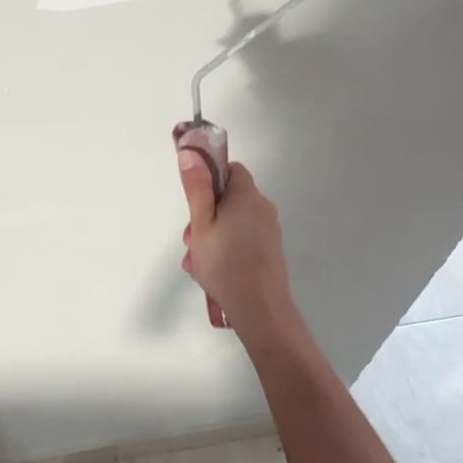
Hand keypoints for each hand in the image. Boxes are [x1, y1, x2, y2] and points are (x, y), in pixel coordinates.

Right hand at [179, 150, 297, 334]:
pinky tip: (214, 271)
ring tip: (198, 261)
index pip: (230, 170)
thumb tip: (191, 152)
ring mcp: (270, 231)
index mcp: (247, 196)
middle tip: (191, 240)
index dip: (210, 179)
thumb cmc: (225, 264)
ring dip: (213, 235)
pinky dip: (228, 247)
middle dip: (206, 215)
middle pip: (229, 199)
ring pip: (234, 222)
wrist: (260, 309)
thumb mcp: (201, 224)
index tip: (194, 202)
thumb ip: (196, 188)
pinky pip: (244, 239)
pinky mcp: (271, 250)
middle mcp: (263, 208)